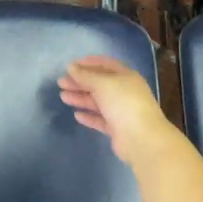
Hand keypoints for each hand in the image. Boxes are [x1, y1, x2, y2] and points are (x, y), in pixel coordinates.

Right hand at [59, 57, 177, 163]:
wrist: (141, 138)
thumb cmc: (123, 103)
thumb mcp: (103, 84)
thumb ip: (85, 76)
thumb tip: (71, 66)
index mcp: (126, 76)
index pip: (106, 65)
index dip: (89, 63)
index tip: (71, 65)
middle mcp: (124, 92)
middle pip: (99, 84)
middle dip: (80, 82)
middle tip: (60, 82)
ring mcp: (121, 111)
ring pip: (98, 101)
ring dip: (81, 98)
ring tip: (63, 97)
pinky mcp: (117, 128)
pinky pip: (100, 119)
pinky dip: (89, 116)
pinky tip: (77, 115)